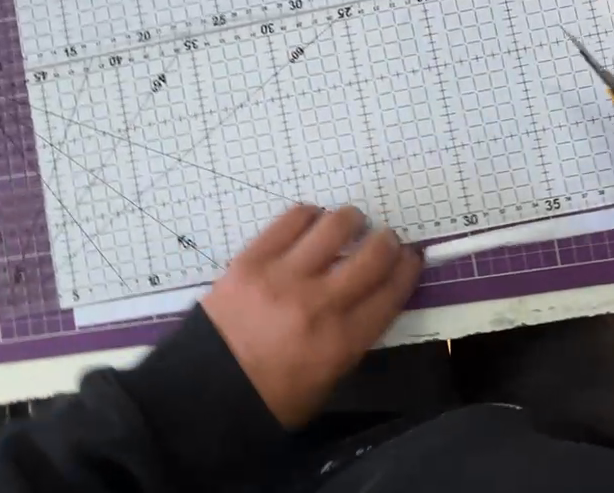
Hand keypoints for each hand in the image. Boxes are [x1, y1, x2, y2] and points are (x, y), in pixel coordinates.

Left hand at [201, 204, 423, 427]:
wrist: (202, 394)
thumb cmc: (269, 398)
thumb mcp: (326, 383)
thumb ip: (352, 338)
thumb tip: (371, 295)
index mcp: (341, 344)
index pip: (391, 293)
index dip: (408, 269)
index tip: (411, 256)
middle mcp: (319, 305)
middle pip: (372, 256)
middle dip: (387, 242)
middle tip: (384, 239)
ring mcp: (284, 277)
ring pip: (335, 226)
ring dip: (351, 220)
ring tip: (350, 224)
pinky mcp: (252, 258)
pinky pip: (292, 219)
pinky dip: (310, 215)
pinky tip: (313, 221)